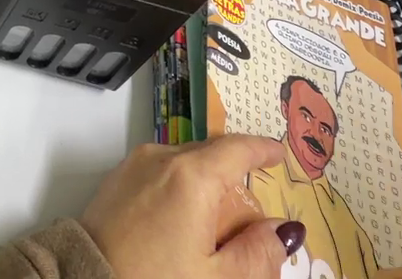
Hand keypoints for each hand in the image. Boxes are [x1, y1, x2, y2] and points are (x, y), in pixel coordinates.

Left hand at [81, 136, 303, 278]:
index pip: (236, 149)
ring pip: (182, 160)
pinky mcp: (117, 178)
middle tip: (255, 203)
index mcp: (192, 176)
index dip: (261, 149)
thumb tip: (285, 229)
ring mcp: (135, 164)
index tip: (279, 153)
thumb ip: (257, 253)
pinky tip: (185, 217)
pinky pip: (160, 169)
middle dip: (234, 171)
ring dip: (205, 179)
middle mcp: (162, 157)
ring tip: (220, 216)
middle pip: (209, 153)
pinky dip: (181, 184)